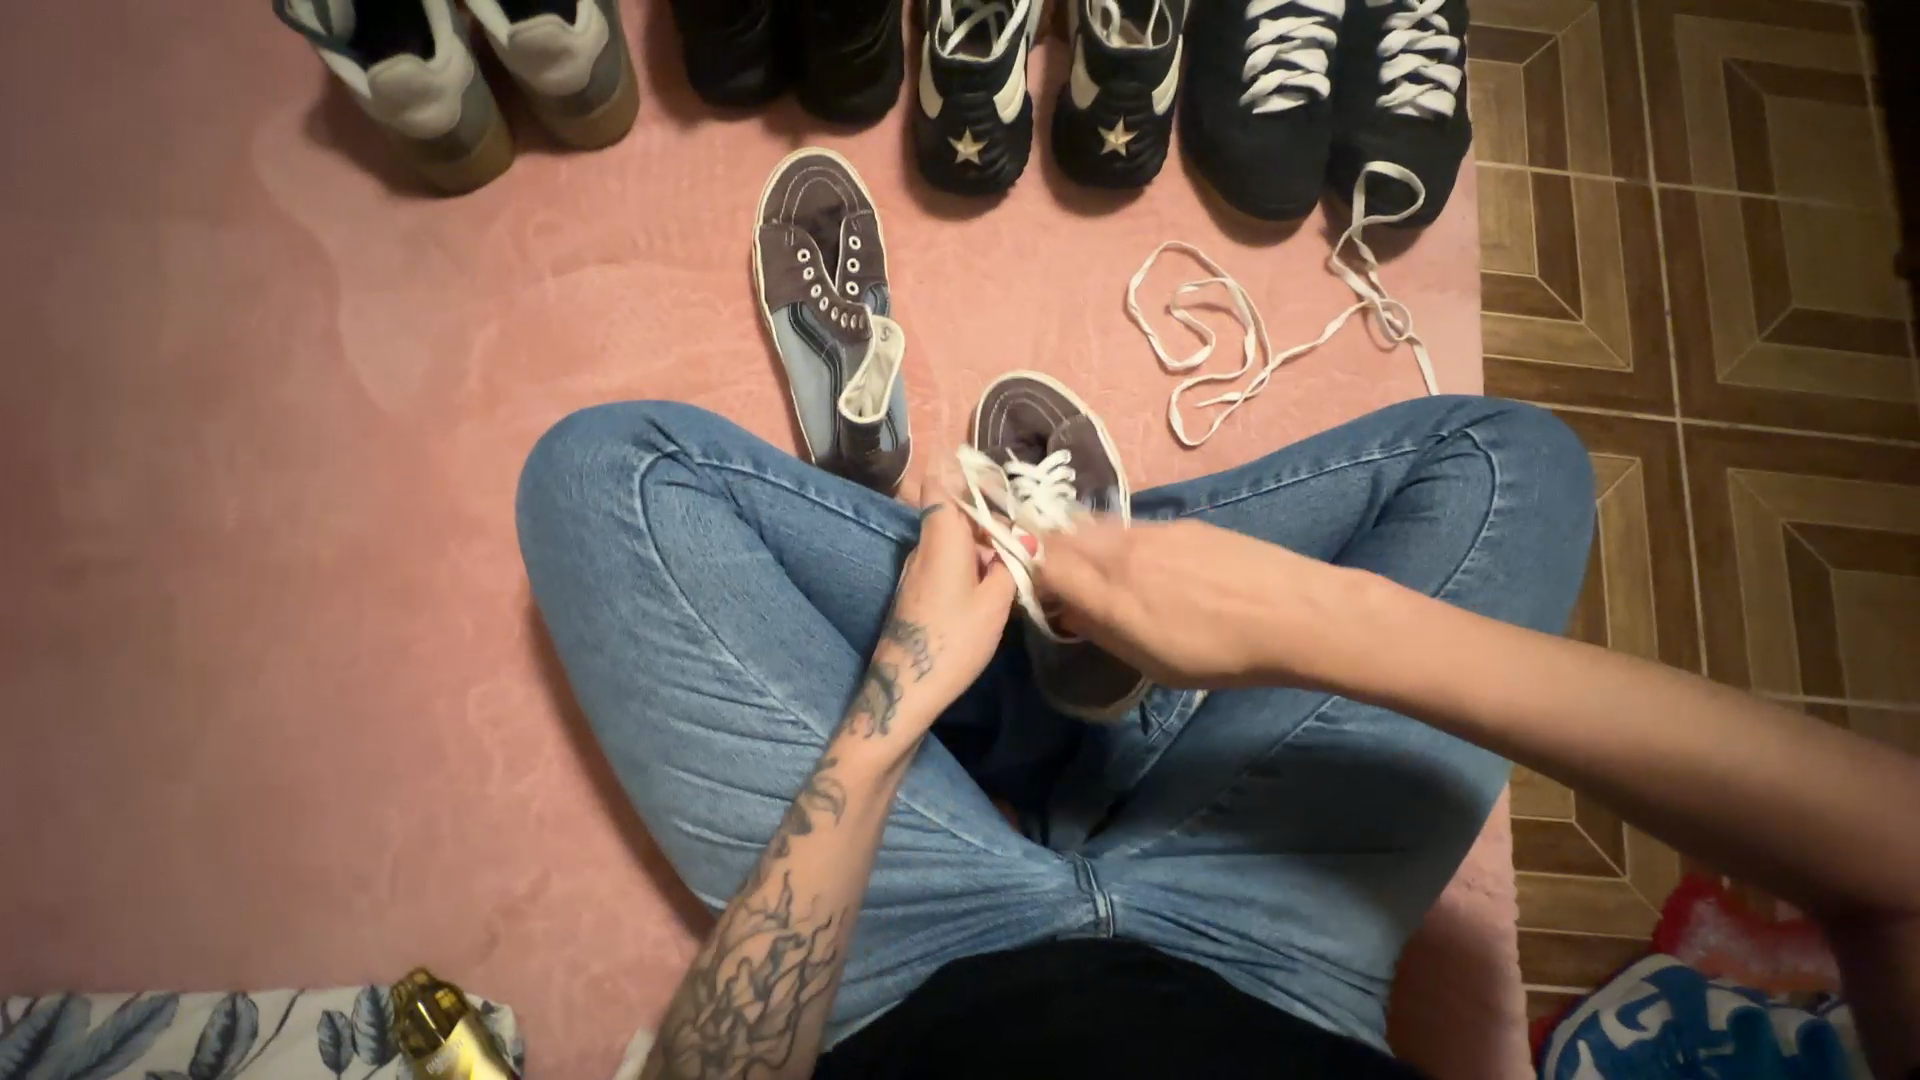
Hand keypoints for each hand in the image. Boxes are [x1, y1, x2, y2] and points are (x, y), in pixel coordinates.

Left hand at [842, 471, 1015, 742]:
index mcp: (941, 537)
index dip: (964, 472)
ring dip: (980, 542)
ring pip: (950, 538)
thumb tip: (1024, 541)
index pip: (941, 484)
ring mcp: (917, 569)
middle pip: (951, 512)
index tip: (995, 476)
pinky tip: (993, 581)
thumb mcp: (994, 603)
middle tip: (1023, 528)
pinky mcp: (917, 590)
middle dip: (986, 515)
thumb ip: (1010, 566)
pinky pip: (944, 560)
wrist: (906, 686)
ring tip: (1016, 557)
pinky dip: (969, 561)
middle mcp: (924, 546)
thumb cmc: (954, 638)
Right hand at [1034, 518, 1363, 689]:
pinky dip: (1110, 540)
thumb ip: (1099, 628)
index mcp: (1109, 589)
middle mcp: (1121, 550)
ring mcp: (1151, 531)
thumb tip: (1066, 607)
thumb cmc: (1220, 653)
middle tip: (1044, 573)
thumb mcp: (1149, 660)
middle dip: (1042, 549)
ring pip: (1093, 528)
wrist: (1295, 614)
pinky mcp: (1180, 524)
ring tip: (1084, 567)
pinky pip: (1126, 528)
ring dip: (1076, 543)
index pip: (1042, 560)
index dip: (1020, 564)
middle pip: (1061, 536)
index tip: (1018, 579)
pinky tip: (1133, 562)